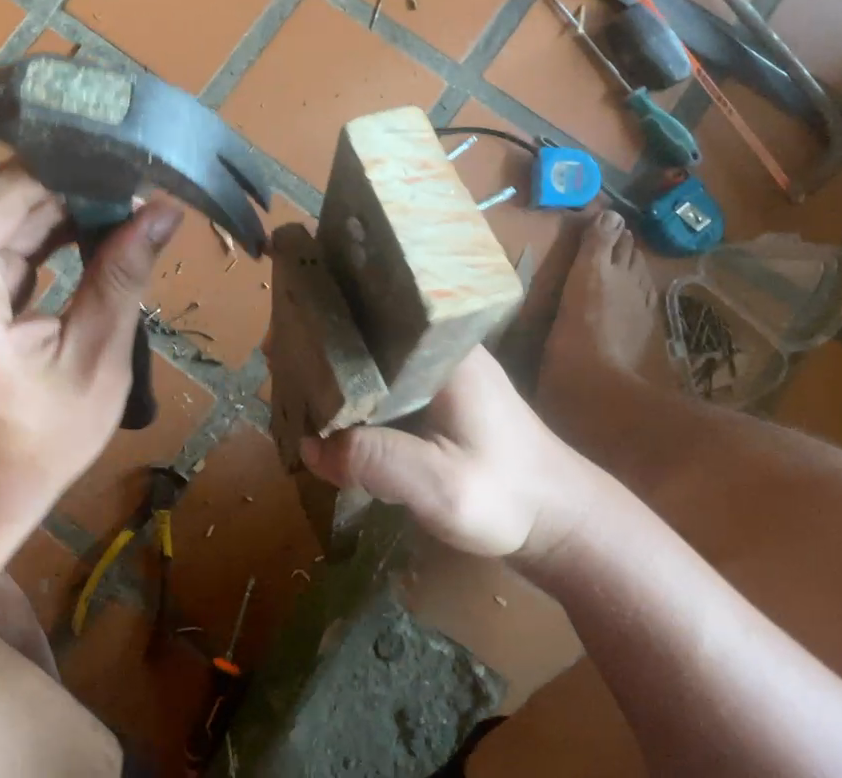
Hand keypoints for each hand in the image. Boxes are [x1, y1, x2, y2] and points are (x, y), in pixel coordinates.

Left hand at [0, 57, 183, 523]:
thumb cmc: (31, 447)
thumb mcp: (94, 374)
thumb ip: (119, 288)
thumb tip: (159, 209)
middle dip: (69, 175)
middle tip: (142, 163)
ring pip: (10, 203)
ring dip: (72, 196)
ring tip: (137, 193)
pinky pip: (17, 226)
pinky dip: (62, 219)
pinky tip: (108, 219)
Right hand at [299, 347, 600, 561]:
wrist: (564, 526)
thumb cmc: (509, 499)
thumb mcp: (439, 485)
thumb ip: (373, 461)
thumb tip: (309, 445)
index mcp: (443, 351)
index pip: (371, 316)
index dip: (323, 325)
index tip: (280, 343)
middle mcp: (439, 351)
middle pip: (365, 334)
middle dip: (320, 352)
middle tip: (276, 374)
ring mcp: (437, 376)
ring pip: (370, 362)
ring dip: (334, 378)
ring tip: (290, 394)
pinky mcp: (435, 401)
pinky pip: (382, 387)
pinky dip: (353, 399)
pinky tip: (327, 418)